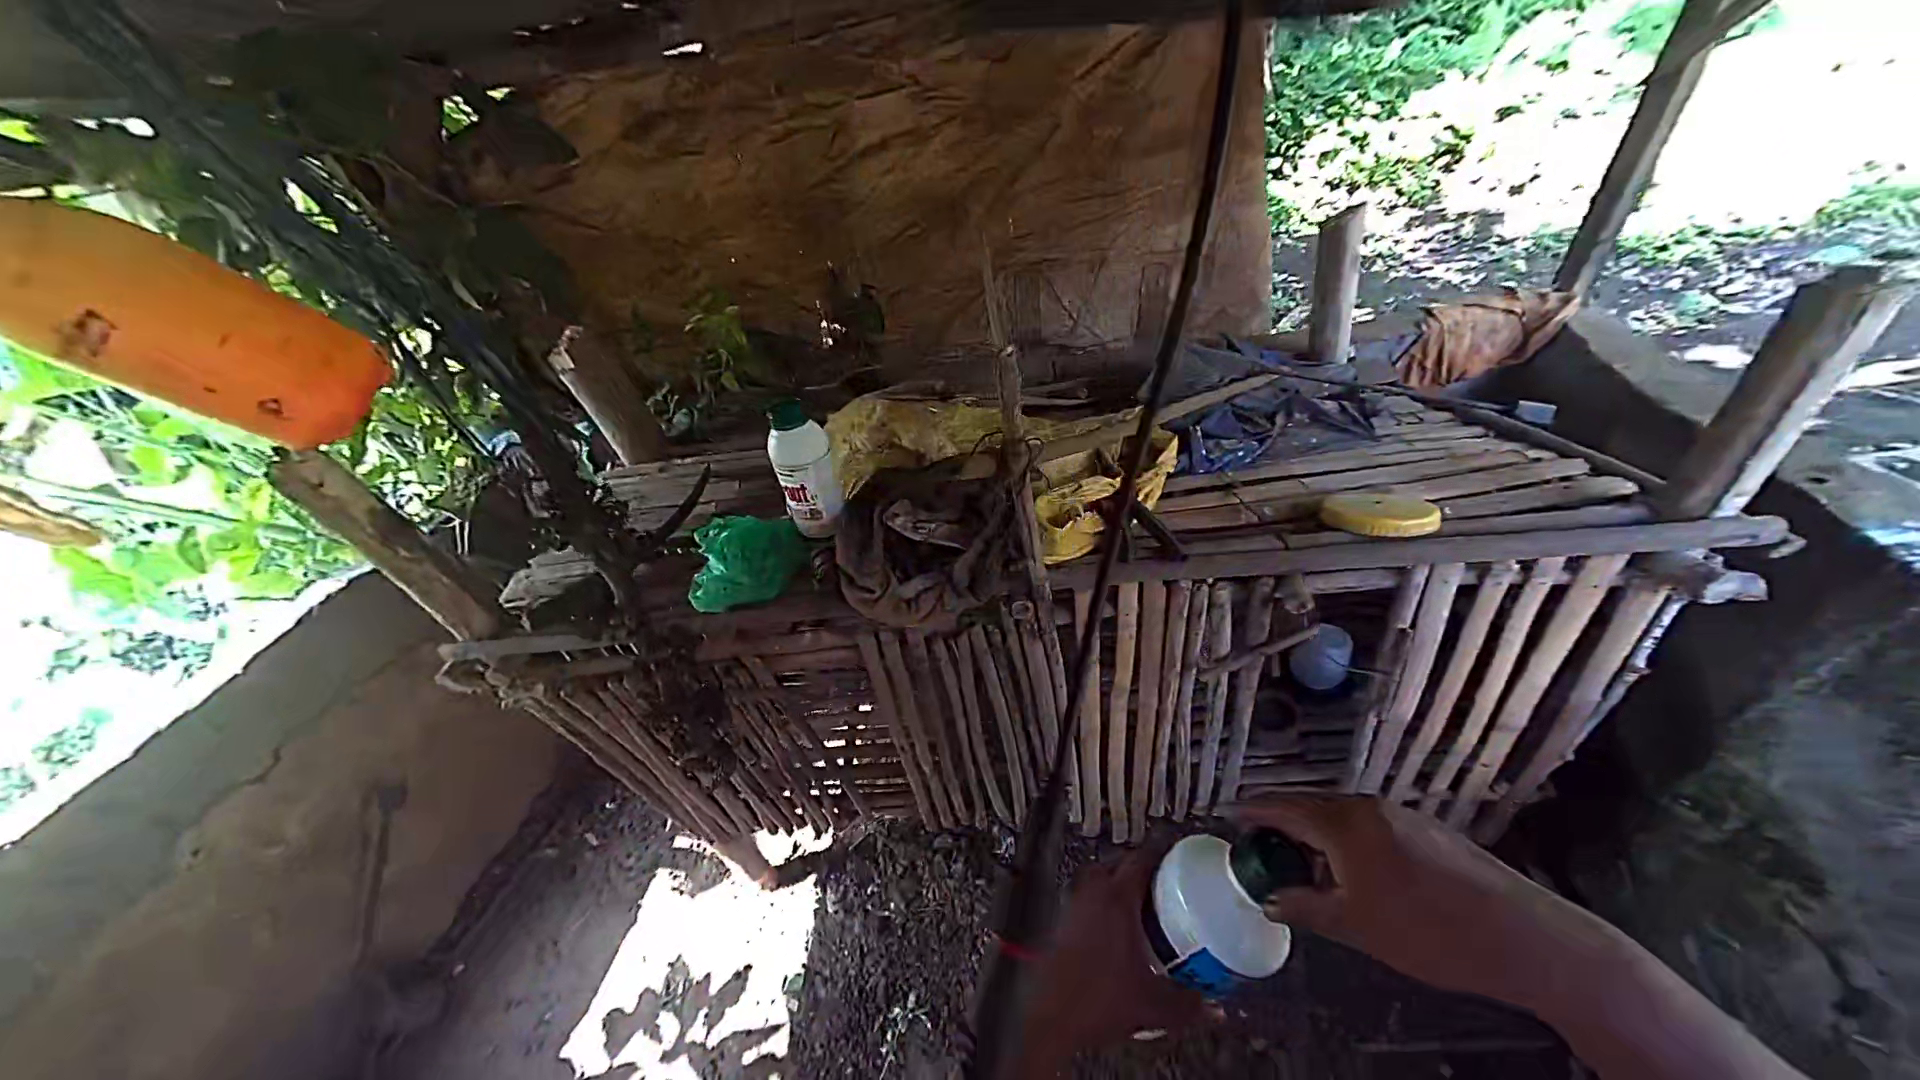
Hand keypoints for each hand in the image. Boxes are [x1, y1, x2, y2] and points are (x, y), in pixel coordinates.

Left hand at [1016, 839, 1216, 1075]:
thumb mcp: (1153, 1004)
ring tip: (1143, 901)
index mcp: (1117, 898)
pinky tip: (1117, 925)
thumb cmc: (1099, 1000)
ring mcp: (1074, 902)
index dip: (1161, 852)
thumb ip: (1189, 1005)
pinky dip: (1104, 898)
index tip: (1177, 852)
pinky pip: (1088, 893)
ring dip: (1120, 880)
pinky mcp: (1064, 918)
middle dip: (1142, 866)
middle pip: (1120, 862)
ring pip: (1100, 875)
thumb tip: (1214, 1007)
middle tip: (1165, 881)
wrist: (1053, 1016)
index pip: (1141, 859)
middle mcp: (1093, 891)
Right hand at [1226, 795, 1628, 1004]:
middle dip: (1281, 823)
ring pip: (1339, 816)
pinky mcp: (1426, 830)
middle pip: (1309, 805)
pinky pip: (1366, 824)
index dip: (1252, 812)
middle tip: (1260, 846)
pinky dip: (1343, 840)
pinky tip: (1351, 872)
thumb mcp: (1357, 926)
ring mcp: (1400, 815)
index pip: (1283, 807)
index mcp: (1344, 823)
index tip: (1229, 818)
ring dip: (1314, 834)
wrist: (1532, 941)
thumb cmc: (1431, 932)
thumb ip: (1305, 907)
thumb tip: (1269, 900)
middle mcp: (1368, 807)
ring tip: (1303, 865)